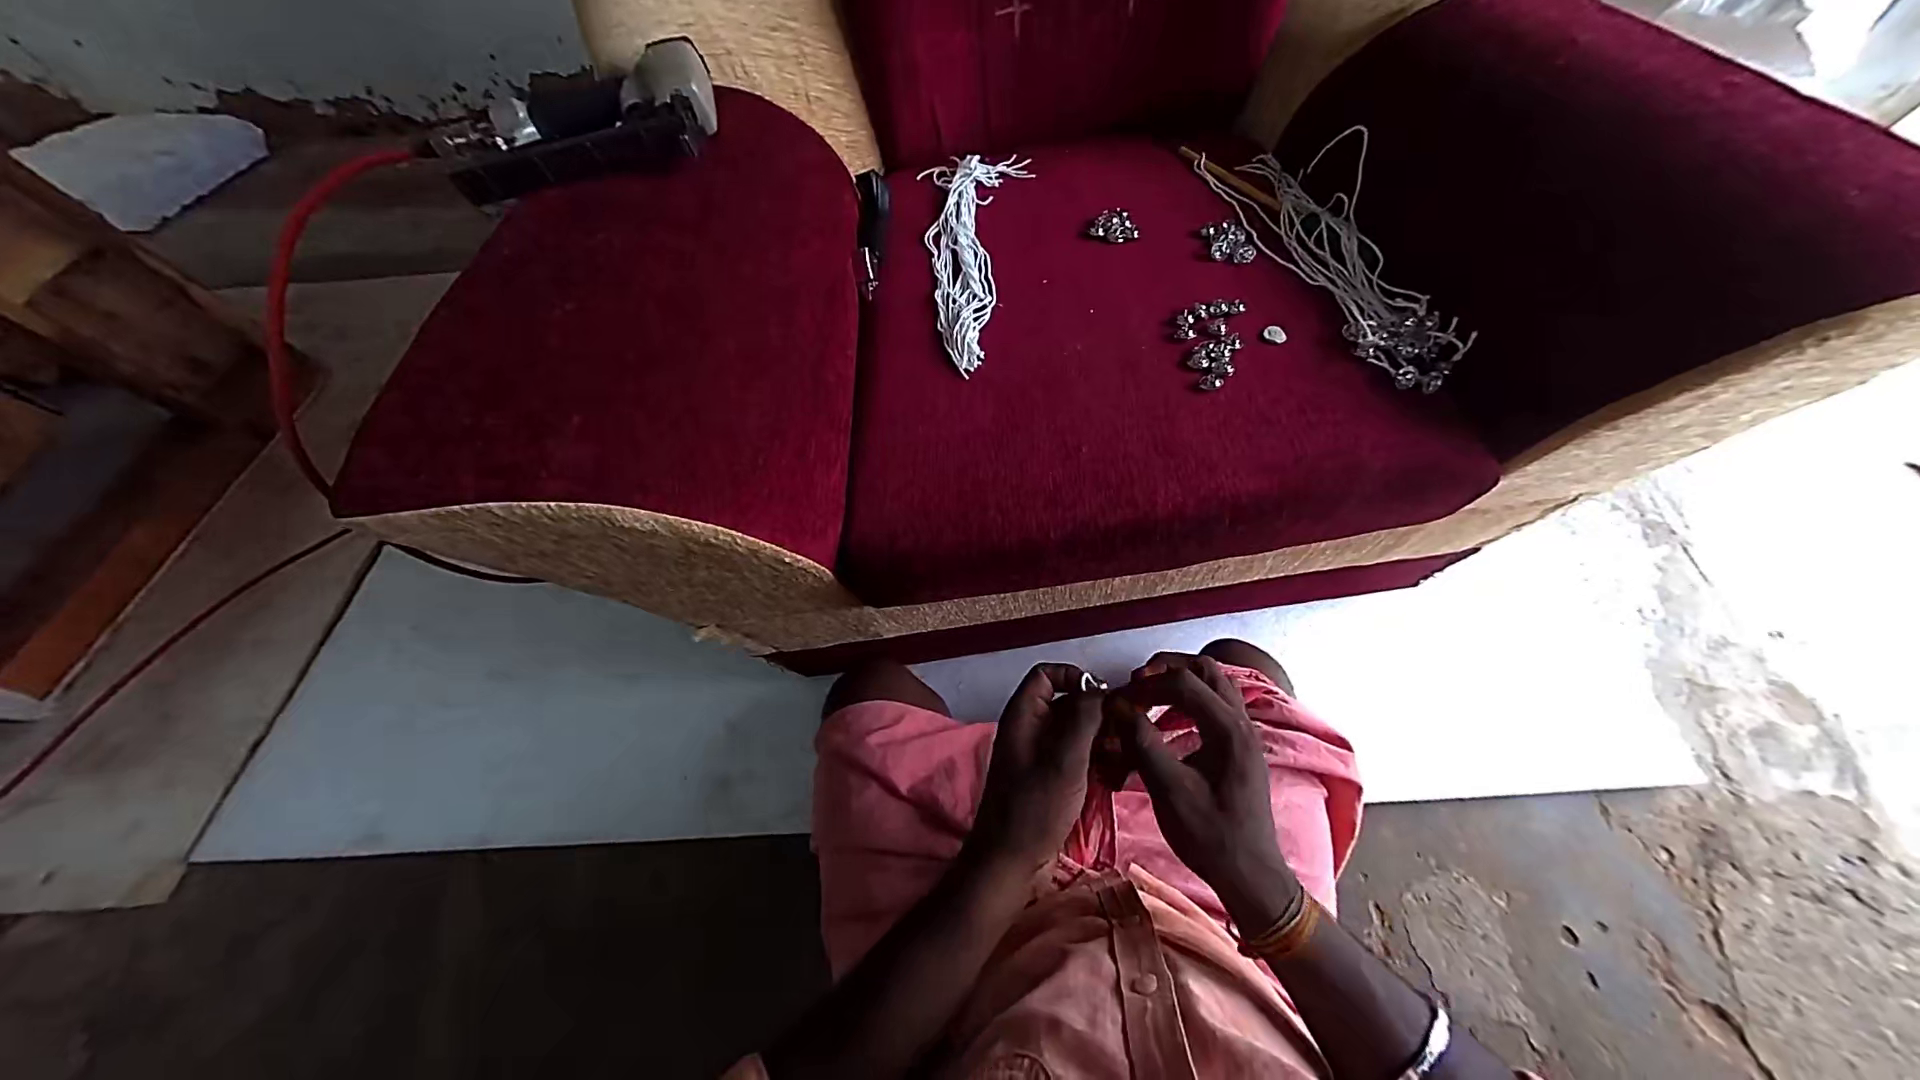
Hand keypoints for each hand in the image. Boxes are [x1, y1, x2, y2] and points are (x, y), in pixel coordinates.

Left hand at [963, 664, 1105, 878]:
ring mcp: (1038, 754)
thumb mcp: (1065, 759)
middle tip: (1125, 730)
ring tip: (1125, 755)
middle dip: (1097, 712)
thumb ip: (1083, 717)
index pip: (1046, 674)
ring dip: (1101, 738)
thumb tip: (1098, 688)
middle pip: (1066, 702)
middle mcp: (1028, 728)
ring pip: (1075, 730)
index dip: (1074, 676)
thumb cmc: (1035, 808)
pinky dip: (1095, 759)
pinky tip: (1115, 775)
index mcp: (1023, 715)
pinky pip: (1075, 755)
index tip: (1104, 695)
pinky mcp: (1049, 777)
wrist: (1010, 861)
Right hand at [1113, 653, 1301, 930]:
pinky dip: (1189, 700)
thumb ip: (1141, 742)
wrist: (1249, 875)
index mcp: (1229, 730)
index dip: (1145, 686)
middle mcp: (1242, 724)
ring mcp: (1245, 734)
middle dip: (1166, 670)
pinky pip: (1215, 704)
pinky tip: (1167, 720)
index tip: (1119, 701)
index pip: (1183, 682)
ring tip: (1149, 695)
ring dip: (1180, 681)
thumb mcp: (1169, 789)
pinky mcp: (1240, 747)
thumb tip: (1116, 706)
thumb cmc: (1210, 836)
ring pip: (1214, 684)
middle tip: (1136, 684)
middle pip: (1205, 670)